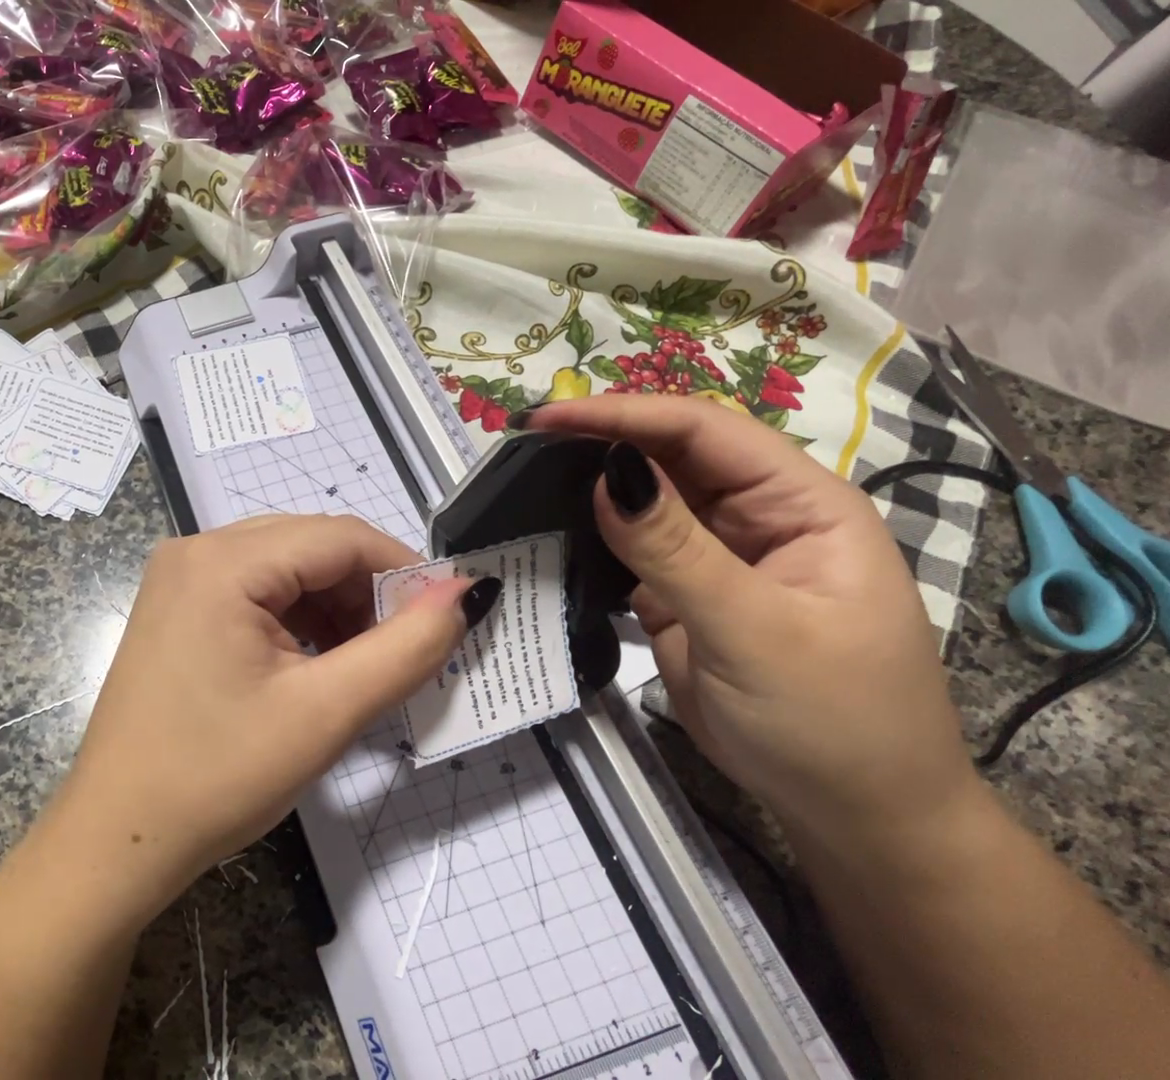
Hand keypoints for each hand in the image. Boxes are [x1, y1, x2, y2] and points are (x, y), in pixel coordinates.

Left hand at [46, 514, 493, 916]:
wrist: (120, 836)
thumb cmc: (217, 777)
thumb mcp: (324, 713)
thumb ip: (404, 648)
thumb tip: (465, 592)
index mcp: (221, 563)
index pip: (339, 537)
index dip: (403, 571)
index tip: (448, 618)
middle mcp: (193, 552)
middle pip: (309, 546)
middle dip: (367, 592)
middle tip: (408, 651)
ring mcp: (178, 581)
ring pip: (284, 570)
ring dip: (334, 608)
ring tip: (366, 666)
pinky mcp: (175, 612)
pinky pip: (253, 594)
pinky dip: (297, 621)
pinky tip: (319, 665)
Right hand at [528, 397, 981, 840]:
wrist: (850, 811)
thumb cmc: (830, 718)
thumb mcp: (753, 630)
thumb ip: (676, 550)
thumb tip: (605, 473)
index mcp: (802, 505)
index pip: (706, 432)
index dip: (627, 416)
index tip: (548, 418)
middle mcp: (756, 519)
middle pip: (670, 458)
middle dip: (600, 443)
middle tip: (520, 445)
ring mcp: (715, 559)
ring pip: (644, 504)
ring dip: (589, 490)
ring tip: (521, 480)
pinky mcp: (683, 598)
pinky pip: (630, 554)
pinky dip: (590, 542)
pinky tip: (548, 533)